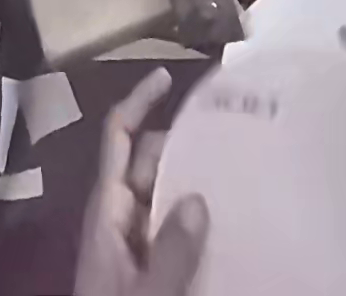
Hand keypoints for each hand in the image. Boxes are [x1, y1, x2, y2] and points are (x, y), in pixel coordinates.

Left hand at [76, 67, 209, 295]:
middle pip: (147, 161)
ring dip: (192, 181)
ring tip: (238, 172)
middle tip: (227, 132)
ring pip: (163, 194)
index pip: (117, 137)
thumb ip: (172, 252)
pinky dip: (195, 220)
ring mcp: (134, 243)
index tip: (166, 76)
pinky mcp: (150, 269)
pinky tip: (231, 226)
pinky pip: (173, 229)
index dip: (138, 102)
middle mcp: (120, 217)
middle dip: (179, 143)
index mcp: (108, 210)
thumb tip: (198, 196)